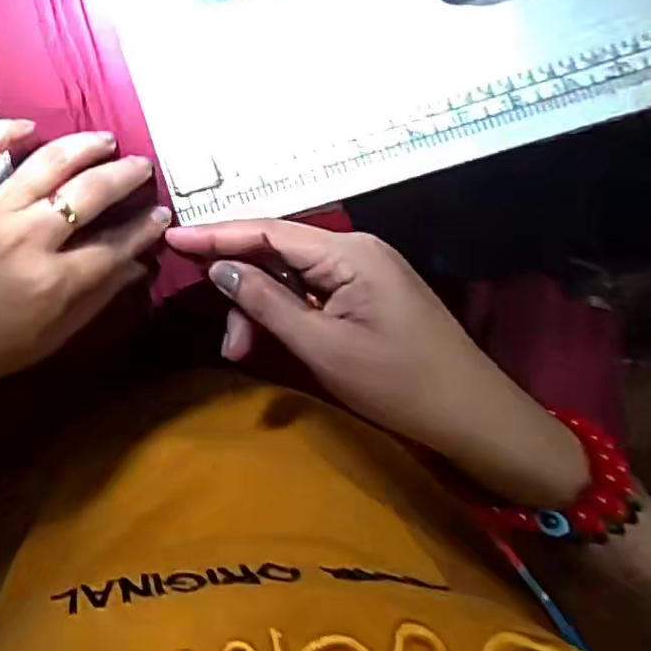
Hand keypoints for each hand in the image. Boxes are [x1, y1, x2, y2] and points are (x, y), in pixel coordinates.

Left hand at [0, 122, 170, 429]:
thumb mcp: (50, 338)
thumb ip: (96, 299)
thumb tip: (137, 265)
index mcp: (52, 282)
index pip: (115, 245)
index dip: (144, 228)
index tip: (162, 213)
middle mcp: (27, 238)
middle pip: (90, 193)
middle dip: (125, 176)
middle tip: (142, 166)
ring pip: (47, 163)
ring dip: (83, 146)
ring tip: (106, 140)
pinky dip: (1, 133)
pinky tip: (27, 128)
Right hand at [165, 220, 587, 508]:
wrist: (478, 419)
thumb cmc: (400, 385)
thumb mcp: (323, 348)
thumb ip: (267, 302)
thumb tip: (219, 268)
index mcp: (348, 252)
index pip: (267, 231)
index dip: (216, 234)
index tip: (172, 237)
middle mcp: (354, 249)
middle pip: (277, 253)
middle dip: (241, 288)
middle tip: (226, 340)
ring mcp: (364, 269)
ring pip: (291, 275)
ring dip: (262, 307)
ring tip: (243, 351)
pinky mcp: (368, 291)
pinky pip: (312, 290)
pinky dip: (286, 313)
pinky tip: (270, 339)